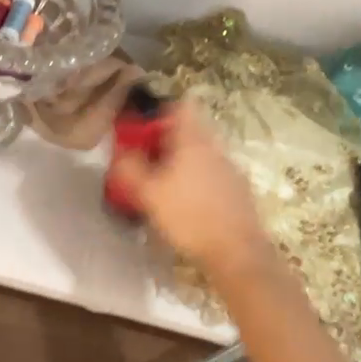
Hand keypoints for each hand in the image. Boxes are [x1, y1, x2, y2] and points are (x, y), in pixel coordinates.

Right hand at [112, 103, 274, 281]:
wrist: (239, 256)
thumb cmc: (190, 217)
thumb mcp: (148, 194)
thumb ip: (129, 168)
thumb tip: (120, 152)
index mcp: (193, 141)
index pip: (180, 106)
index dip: (160, 111)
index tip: (144, 129)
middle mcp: (215, 148)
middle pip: (189, 131)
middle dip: (165, 141)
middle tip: (146, 160)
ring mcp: (231, 169)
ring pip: (201, 154)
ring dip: (181, 162)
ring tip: (163, 185)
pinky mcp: (240, 191)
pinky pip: (213, 174)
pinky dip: (197, 180)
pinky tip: (186, 204)